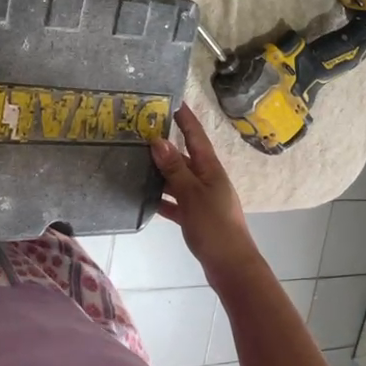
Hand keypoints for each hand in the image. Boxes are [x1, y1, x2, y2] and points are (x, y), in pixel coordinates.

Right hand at [149, 104, 265, 287]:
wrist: (230, 266)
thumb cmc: (215, 226)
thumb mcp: (192, 195)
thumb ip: (175, 169)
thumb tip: (158, 140)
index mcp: (210, 169)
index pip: (196, 136)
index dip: (185, 118)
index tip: (172, 100)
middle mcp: (206, 179)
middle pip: (184, 156)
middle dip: (165, 144)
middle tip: (140, 131)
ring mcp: (201, 199)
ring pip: (176, 179)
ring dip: (159, 171)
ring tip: (134, 160)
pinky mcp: (195, 217)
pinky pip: (174, 201)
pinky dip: (161, 198)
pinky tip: (143, 196)